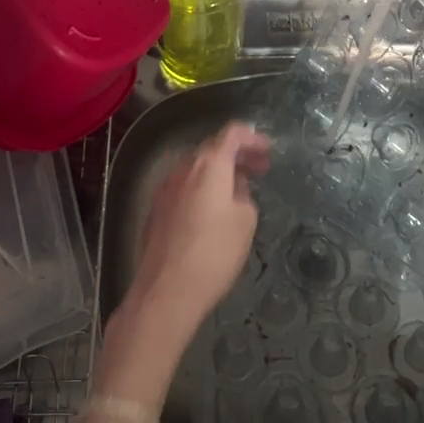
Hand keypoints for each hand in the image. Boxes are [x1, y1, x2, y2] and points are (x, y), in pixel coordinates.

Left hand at [131, 121, 271, 325]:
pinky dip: (202, 188)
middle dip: (237, 155)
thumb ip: (244, 196)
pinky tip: (211, 211)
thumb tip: (234, 190)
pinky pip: (184, 187)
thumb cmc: (213, 253)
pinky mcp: (156, 210)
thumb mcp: (245, 222)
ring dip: (219, 172)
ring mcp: (165, 188)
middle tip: (259, 169)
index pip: (231, 133)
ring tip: (238, 191)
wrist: (166, 291)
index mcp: (209, 165)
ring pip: (196, 169)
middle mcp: (183, 168)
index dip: (252, 137)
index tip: (267, 151)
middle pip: (212, 148)